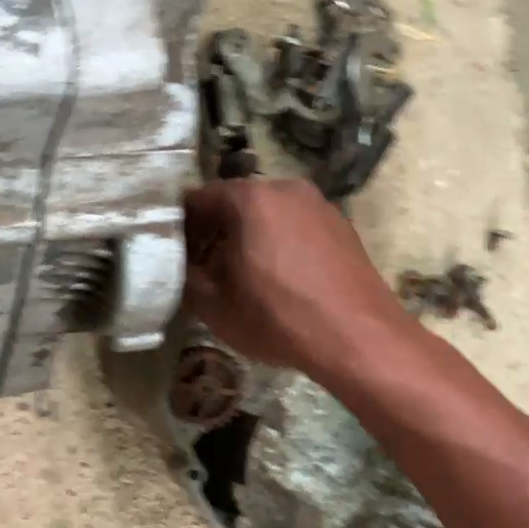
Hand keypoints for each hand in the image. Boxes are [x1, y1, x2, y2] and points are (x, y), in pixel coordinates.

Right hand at [182, 179, 416, 381]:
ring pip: (266, 213)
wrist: (357, 338)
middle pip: (234, 202)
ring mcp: (319, 205)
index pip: (197, 198)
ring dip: (244, 237)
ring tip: (236, 275)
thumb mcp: (211, 305)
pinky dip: (275, 242)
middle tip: (199, 266)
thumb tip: (175, 267)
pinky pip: (293, 225)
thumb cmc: (277, 316)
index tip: (170, 254)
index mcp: (250, 198)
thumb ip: (183, 277)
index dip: (178, 226)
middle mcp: (286, 188)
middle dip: (212, 230)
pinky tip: (274, 278)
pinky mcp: (341, 226)